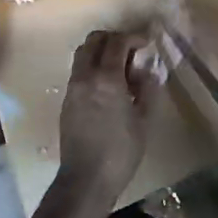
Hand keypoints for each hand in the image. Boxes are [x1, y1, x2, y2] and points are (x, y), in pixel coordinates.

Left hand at [54, 29, 163, 209]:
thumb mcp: (143, 121)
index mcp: (106, 78)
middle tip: (131, 51)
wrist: (86, 180)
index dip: (133, 37)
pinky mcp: (66, 101)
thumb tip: (150, 71)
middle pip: (94, 40)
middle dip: (113, 39)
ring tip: (120, 70)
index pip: (117, 42)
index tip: (147, 42)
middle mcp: (85, 77)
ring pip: (83, 54)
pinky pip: (79, 72)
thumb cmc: (120, 152)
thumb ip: (147, 90)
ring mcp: (72, 88)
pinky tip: (109, 88)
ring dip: (101, 52)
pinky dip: (93, 68)